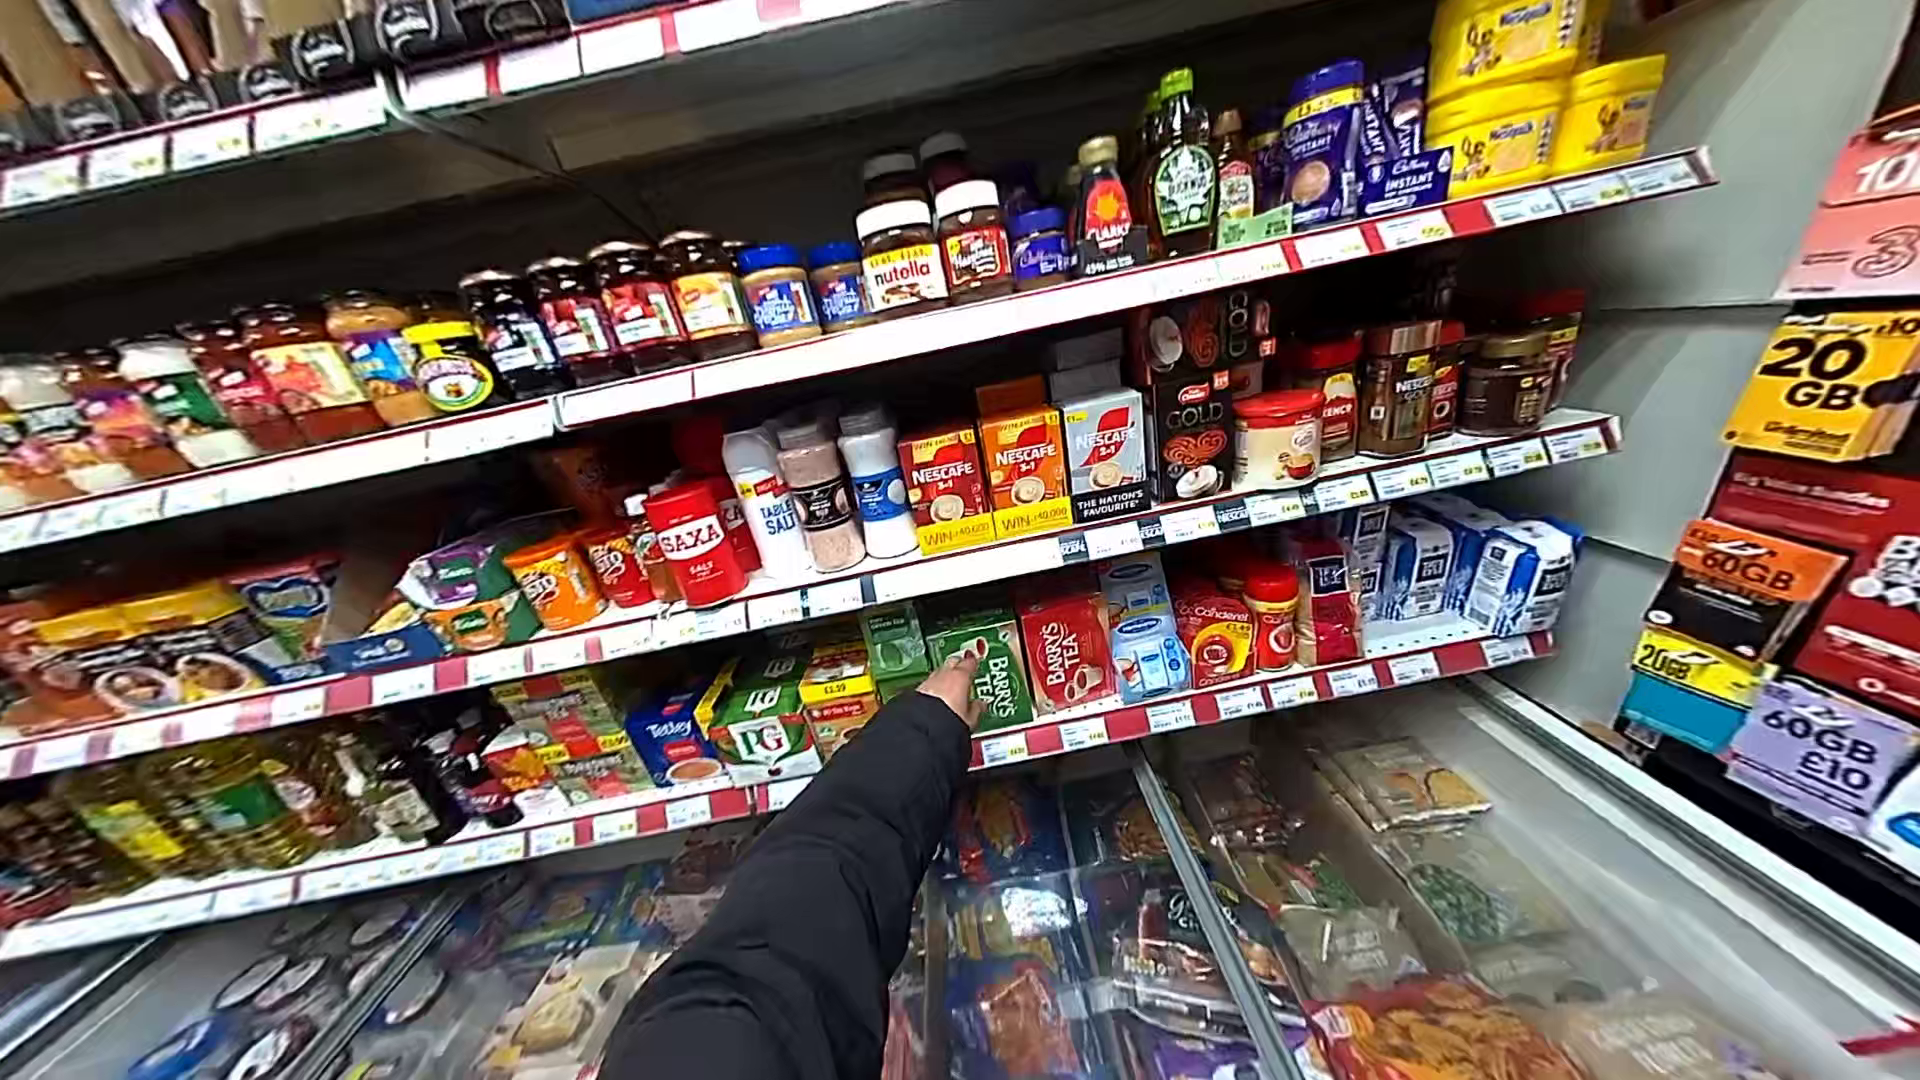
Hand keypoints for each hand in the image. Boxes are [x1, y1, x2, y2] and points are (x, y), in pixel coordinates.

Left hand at [917, 653, 984, 729]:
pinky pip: (928, 683)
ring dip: (944, 676)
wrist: (922, 731)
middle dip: (958, 664)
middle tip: (964, 670)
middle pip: (952, 662)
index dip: (973, 662)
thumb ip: (976, 708)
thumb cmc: (946, 723)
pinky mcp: (917, 691)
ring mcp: (928, 682)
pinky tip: (935, 696)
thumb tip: (980, 706)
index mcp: (960, 677)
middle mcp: (943, 675)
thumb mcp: (970, 719)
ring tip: (950, 686)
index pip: (969, 663)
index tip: (975, 663)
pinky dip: (933, 686)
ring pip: (938, 672)